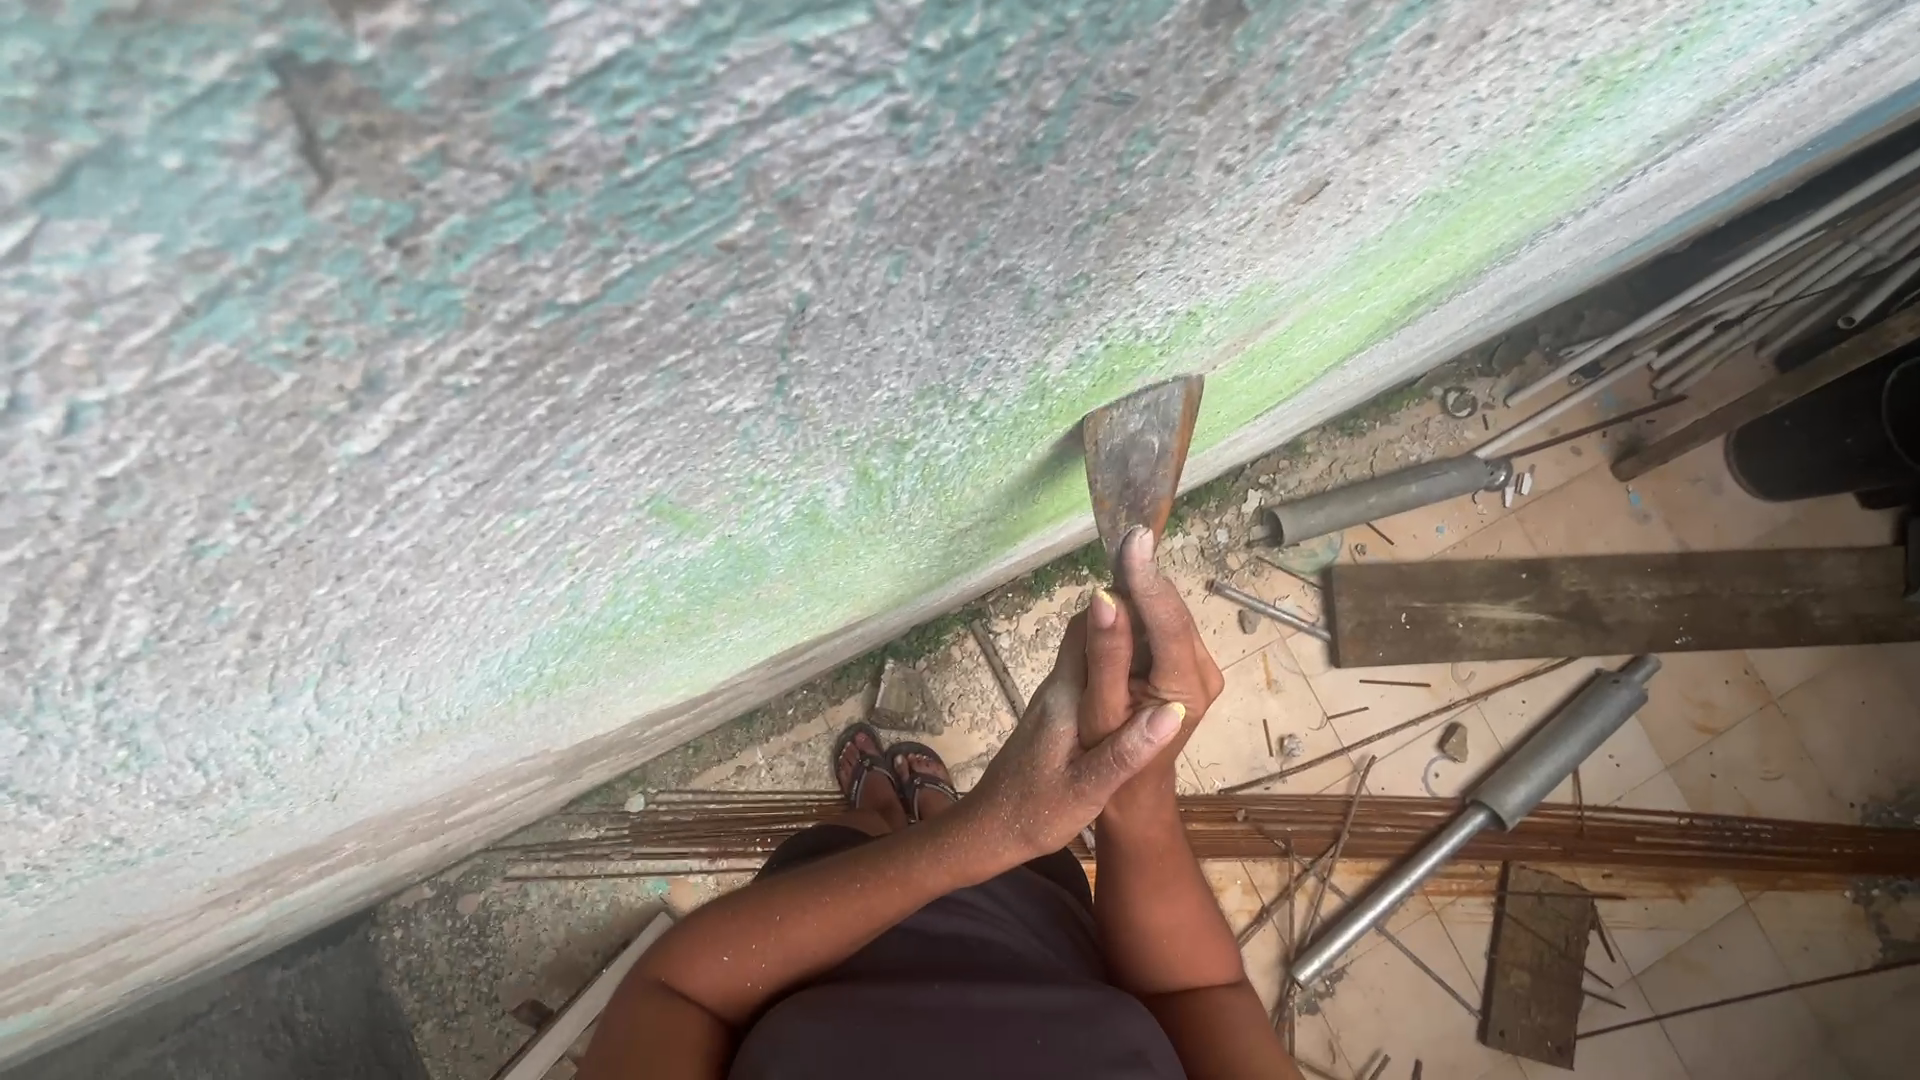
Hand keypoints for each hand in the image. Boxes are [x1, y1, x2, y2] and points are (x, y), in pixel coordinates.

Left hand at [960, 612, 1184, 863]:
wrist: (990, 829)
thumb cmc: (1036, 812)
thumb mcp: (1087, 789)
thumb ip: (1127, 751)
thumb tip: (1174, 709)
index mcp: (1066, 694)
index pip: (1091, 627)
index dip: (1124, 603)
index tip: (1162, 592)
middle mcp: (1059, 685)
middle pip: (1088, 630)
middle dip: (1126, 613)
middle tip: (1172, 614)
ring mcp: (1054, 696)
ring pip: (1087, 649)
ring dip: (1121, 638)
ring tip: (1166, 641)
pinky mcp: (1055, 711)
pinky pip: (1087, 672)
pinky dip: (1113, 664)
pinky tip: (1139, 680)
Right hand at [1083, 526, 1224, 817]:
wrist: (1133, 797)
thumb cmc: (1110, 762)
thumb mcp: (1100, 709)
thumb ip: (1106, 652)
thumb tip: (1105, 597)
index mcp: (1187, 683)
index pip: (1166, 618)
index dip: (1146, 575)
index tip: (1132, 537)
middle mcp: (1204, 669)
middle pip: (1169, 610)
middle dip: (1138, 581)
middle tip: (1112, 546)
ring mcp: (1200, 668)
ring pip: (1166, 615)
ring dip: (1137, 596)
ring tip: (1111, 575)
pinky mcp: (1189, 668)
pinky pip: (1162, 628)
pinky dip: (1139, 614)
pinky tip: (1118, 608)